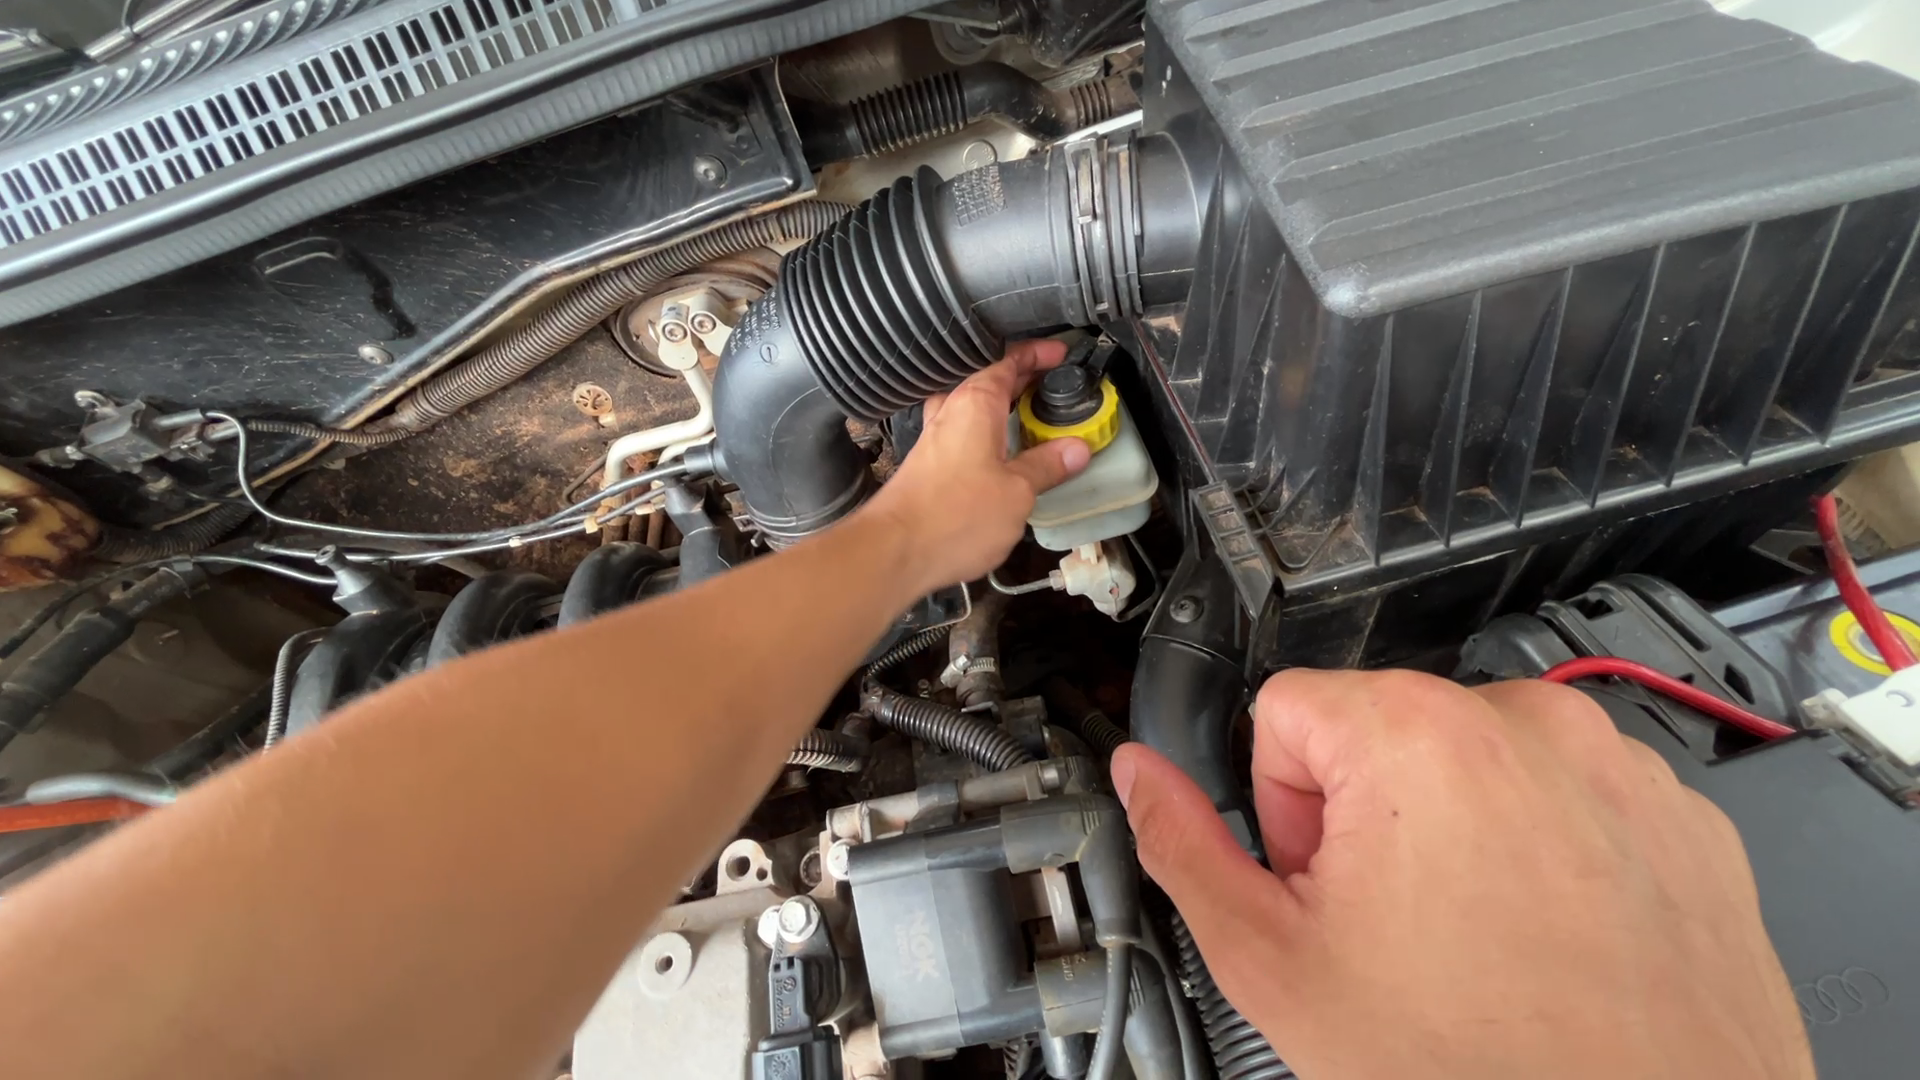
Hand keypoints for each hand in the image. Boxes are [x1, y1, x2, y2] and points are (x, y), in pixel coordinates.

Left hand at [859, 339, 1090, 594]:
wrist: (895, 551)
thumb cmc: (953, 516)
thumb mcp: (1017, 492)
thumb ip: (1047, 466)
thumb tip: (1076, 449)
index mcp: (974, 403)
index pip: (1008, 362)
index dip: (1037, 354)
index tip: (1061, 354)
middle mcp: (950, 413)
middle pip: (990, 383)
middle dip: (1023, 382)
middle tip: (1055, 389)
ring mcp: (935, 439)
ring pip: (975, 411)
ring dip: (1004, 411)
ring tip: (1035, 421)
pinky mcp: (929, 466)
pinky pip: (965, 437)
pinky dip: (989, 436)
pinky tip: (1005, 456)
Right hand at [1111, 670, 1814, 1079]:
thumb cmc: (1469, 1074)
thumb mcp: (1269, 956)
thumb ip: (1182, 840)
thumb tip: (1139, 772)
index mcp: (1409, 733)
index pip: (1284, 708)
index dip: (1282, 798)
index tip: (1322, 871)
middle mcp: (1518, 721)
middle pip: (1369, 723)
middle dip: (1356, 805)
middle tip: (1388, 913)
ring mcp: (1610, 763)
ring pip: (1456, 749)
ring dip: (1438, 815)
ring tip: (1463, 925)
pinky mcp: (1677, 812)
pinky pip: (1551, 784)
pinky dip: (1529, 835)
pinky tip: (1537, 927)